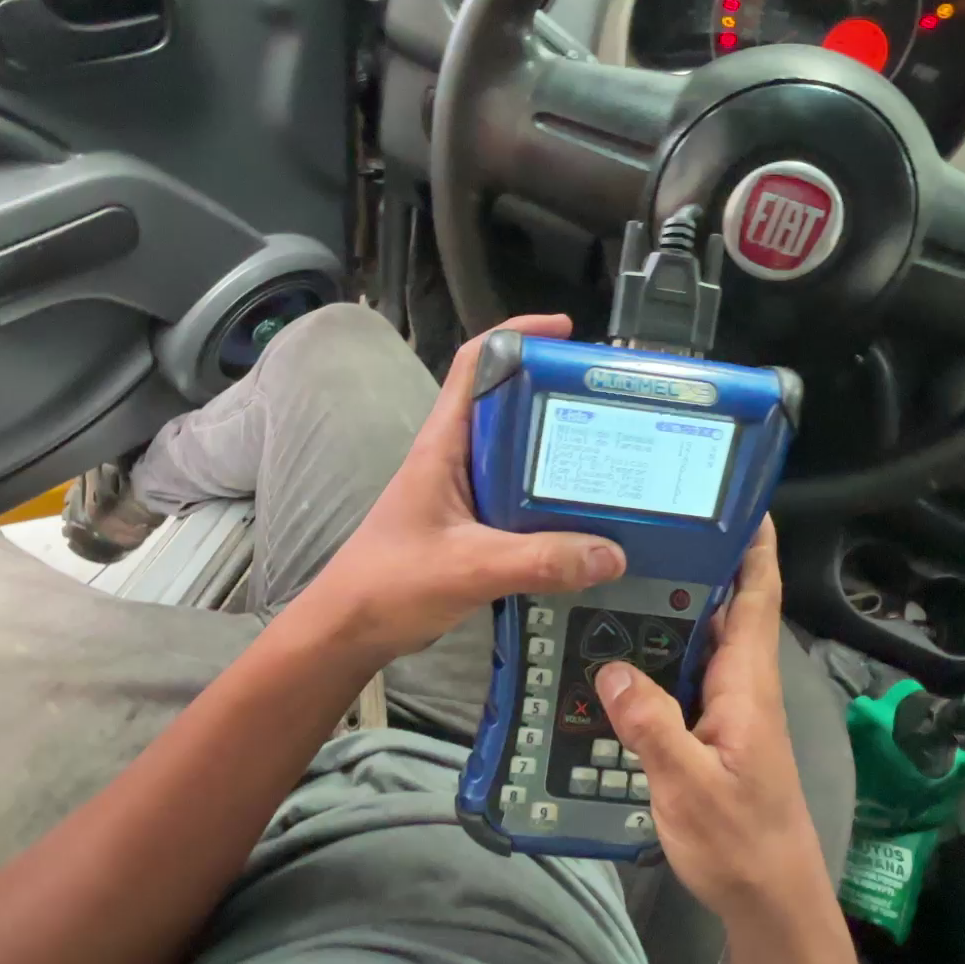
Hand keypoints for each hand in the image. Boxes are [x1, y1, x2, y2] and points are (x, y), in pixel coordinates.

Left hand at [307, 315, 627, 658]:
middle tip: (612, 403)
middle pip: (511, 404)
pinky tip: (589, 517)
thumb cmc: (388, 584)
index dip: (517, 335)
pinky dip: (555, 499)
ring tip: (615, 455)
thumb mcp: (466, 567)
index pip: (476, 363)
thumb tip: (611, 553)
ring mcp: (467, 491)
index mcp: (444, 443)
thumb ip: (537, 561)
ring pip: (521, 453)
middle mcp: (457, 457)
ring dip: (562, 450)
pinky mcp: (476, 525)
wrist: (349, 630)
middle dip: (558, 395)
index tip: (566, 334)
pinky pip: (524, 497)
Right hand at [595, 519, 851, 963]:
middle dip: (694, 558)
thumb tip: (612, 668)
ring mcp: (728, 703)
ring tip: (619, 568)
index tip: (738, 498)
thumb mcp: (690, 787)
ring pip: (699, 635)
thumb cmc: (742, 841)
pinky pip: (684, 668)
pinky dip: (658, 646)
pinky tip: (619, 644)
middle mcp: (741, 681)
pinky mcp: (712, 724)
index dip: (755, 544)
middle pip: (723, 604)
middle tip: (643, 521)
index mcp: (747, 681)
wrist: (770, 896)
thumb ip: (653, 727)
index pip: (757, 594)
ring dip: (670, 602)